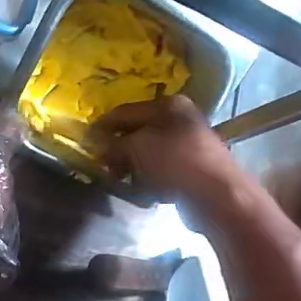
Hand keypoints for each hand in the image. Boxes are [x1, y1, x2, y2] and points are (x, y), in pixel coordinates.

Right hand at [95, 96, 247, 214]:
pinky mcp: (190, 167)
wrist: (216, 195)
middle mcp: (178, 119)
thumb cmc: (175, 162)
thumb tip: (92, 142)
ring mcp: (186, 143)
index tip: (84, 144)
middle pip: (135, 132)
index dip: (101, 127)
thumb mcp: (136, 147)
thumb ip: (111, 143)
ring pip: (146, 152)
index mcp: (167, 105)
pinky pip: (159, 169)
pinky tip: (145, 191)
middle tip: (105, 168)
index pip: (123, 112)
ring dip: (131, 167)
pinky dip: (148, 178)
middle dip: (117, 150)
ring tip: (124, 181)